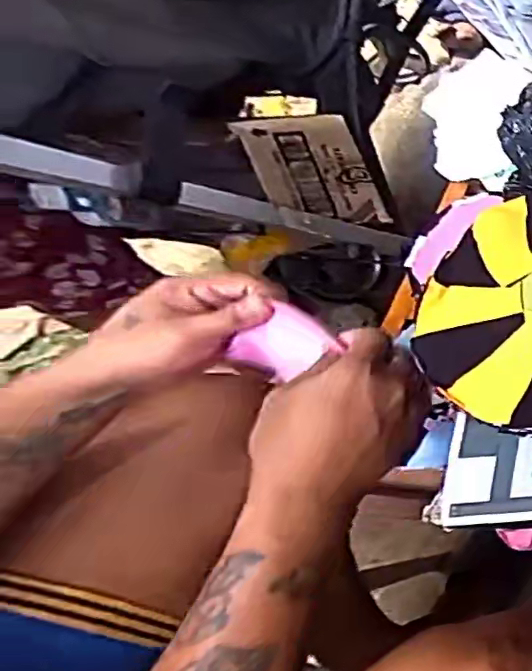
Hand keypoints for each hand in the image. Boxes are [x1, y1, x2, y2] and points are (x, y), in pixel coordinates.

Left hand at [61, 275, 277, 391]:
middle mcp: (200, 302)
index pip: (242, 283)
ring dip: (268, 334)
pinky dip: (259, 348)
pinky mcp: (212, 342)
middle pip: (250, 302)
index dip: (267, 298)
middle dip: (271, 317)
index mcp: (187, 289)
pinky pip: (244, 339)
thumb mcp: (186, 334)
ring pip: (251, 322)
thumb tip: (270, 302)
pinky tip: (270, 358)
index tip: (286, 318)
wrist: (103, 386)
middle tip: (290, 335)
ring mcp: (206, 323)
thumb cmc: (134, 354)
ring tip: (285, 347)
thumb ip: (230, 318)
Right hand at [248, 329, 427, 518]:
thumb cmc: (288, 446)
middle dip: (383, 355)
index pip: (373, 335)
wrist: (311, 488)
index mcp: (357, 370)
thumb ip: (316, 368)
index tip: (347, 344)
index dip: (358, 338)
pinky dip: (408, 398)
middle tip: (363, 364)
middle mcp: (392, 384)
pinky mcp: (416, 427)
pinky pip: (421, 402)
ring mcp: (409, 406)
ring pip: (416, 377)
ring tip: (377, 385)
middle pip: (400, 354)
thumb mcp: (285, 394)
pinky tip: (389, 406)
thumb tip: (332, 358)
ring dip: (400, 376)